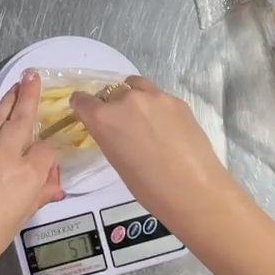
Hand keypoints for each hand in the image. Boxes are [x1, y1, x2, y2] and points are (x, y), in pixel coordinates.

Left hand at [0, 70, 64, 274]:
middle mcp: (3, 156)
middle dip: (28, 95)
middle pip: (21, 119)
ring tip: (12, 90)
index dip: (48, 158)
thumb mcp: (18, 222)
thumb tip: (51, 187)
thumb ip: (36, 197)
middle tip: (31, 75)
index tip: (46, 167)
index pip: (45, 152)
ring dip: (4, 104)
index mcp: (26, 176)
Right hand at [70, 76, 241, 229]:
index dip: (82, 106)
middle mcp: (126, 100)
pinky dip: (154, 105)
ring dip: (132, 96)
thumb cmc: (148, 187)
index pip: (82, 100)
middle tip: (121, 124)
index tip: (86, 112)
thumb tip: (112, 128)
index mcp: (104, 118)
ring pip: (134, 86)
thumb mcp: (116, 161)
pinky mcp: (177, 100)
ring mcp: (154, 97)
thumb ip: (109, 136)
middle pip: (110, 92)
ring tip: (141, 118)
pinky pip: (157, 95)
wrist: (193, 188)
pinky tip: (165, 126)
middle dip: (110, 104)